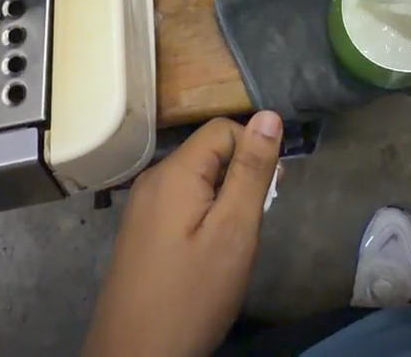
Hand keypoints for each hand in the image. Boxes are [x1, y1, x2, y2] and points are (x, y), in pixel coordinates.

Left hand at [81, 112, 282, 356]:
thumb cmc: (191, 296)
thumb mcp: (233, 231)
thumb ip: (251, 171)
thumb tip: (269, 114)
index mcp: (174, 172)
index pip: (224, 129)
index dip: (253, 152)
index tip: (269, 193)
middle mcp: (153, 180)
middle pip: (209, 153)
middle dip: (239, 179)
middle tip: (251, 227)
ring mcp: (142, 208)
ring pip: (197, 181)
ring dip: (223, 201)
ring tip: (231, 246)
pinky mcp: (140, 233)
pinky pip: (181, 204)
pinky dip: (203, 219)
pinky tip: (208, 257)